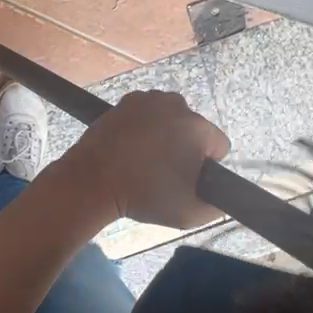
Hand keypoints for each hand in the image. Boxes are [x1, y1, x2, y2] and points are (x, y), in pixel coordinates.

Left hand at [56, 90, 230, 228]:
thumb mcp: (189, 214)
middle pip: (193, 129)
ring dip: (165, 134)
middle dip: (185, 147)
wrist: (93, 181)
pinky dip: (143, 126)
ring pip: (170, 119)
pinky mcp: (125, 101)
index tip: (186, 179)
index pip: (219, 145)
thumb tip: (220, 198)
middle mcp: (176, 104)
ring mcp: (148, 99)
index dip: (206, 165)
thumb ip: (215, 207)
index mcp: (197, 127)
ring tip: (144, 159)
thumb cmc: (144, 196)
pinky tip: (131, 145)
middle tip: (163, 172)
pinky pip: (146, 114)